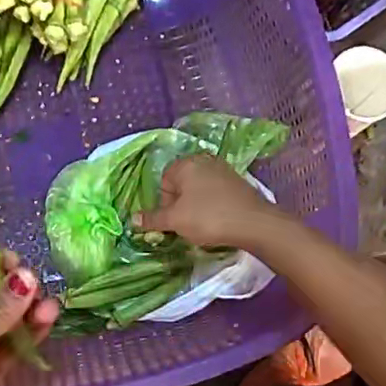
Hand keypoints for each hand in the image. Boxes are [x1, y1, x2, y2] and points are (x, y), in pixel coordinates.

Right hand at [133, 155, 284, 248]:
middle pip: (182, 184)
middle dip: (181, 205)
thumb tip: (133, 218)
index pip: (164, 181)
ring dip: (197, 206)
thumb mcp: (176, 221)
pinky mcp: (239, 182)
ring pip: (200, 190)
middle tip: (187, 225)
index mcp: (186, 163)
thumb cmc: (208, 218)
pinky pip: (217, 194)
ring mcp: (224, 170)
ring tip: (204, 225)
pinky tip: (219, 221)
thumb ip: (153, 219)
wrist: (253, 223)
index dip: (165, 204)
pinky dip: (214, 206)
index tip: (173, 221)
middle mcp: (204, 160)